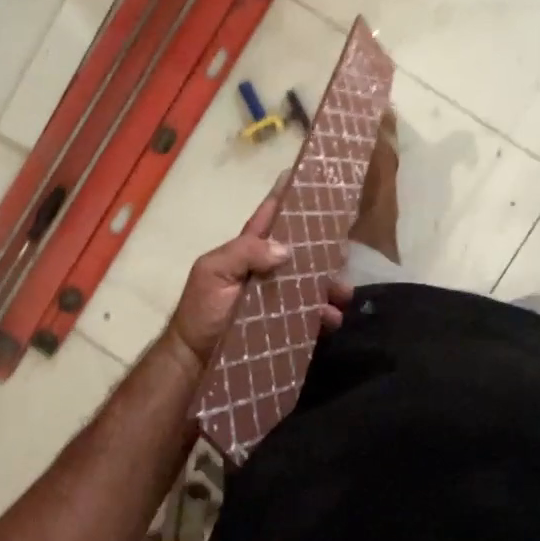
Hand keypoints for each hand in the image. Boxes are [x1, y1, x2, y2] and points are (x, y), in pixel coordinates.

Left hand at [160, 173, 352, 375]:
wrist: (195, 365)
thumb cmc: (201, 312)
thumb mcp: (213, 273)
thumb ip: (244, 253)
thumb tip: (286, 248)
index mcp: (246, 251)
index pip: (269, 217)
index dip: (284, 197)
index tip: (304, 176)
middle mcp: (265, 270)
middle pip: (300, 251)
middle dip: (323, 247)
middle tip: (344, 247)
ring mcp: (277, 298)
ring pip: (312, 282)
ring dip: (331, 283)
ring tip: (343, 292)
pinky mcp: (285, 324)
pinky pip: (312, 315)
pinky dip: (326, 314)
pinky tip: (332, 317)